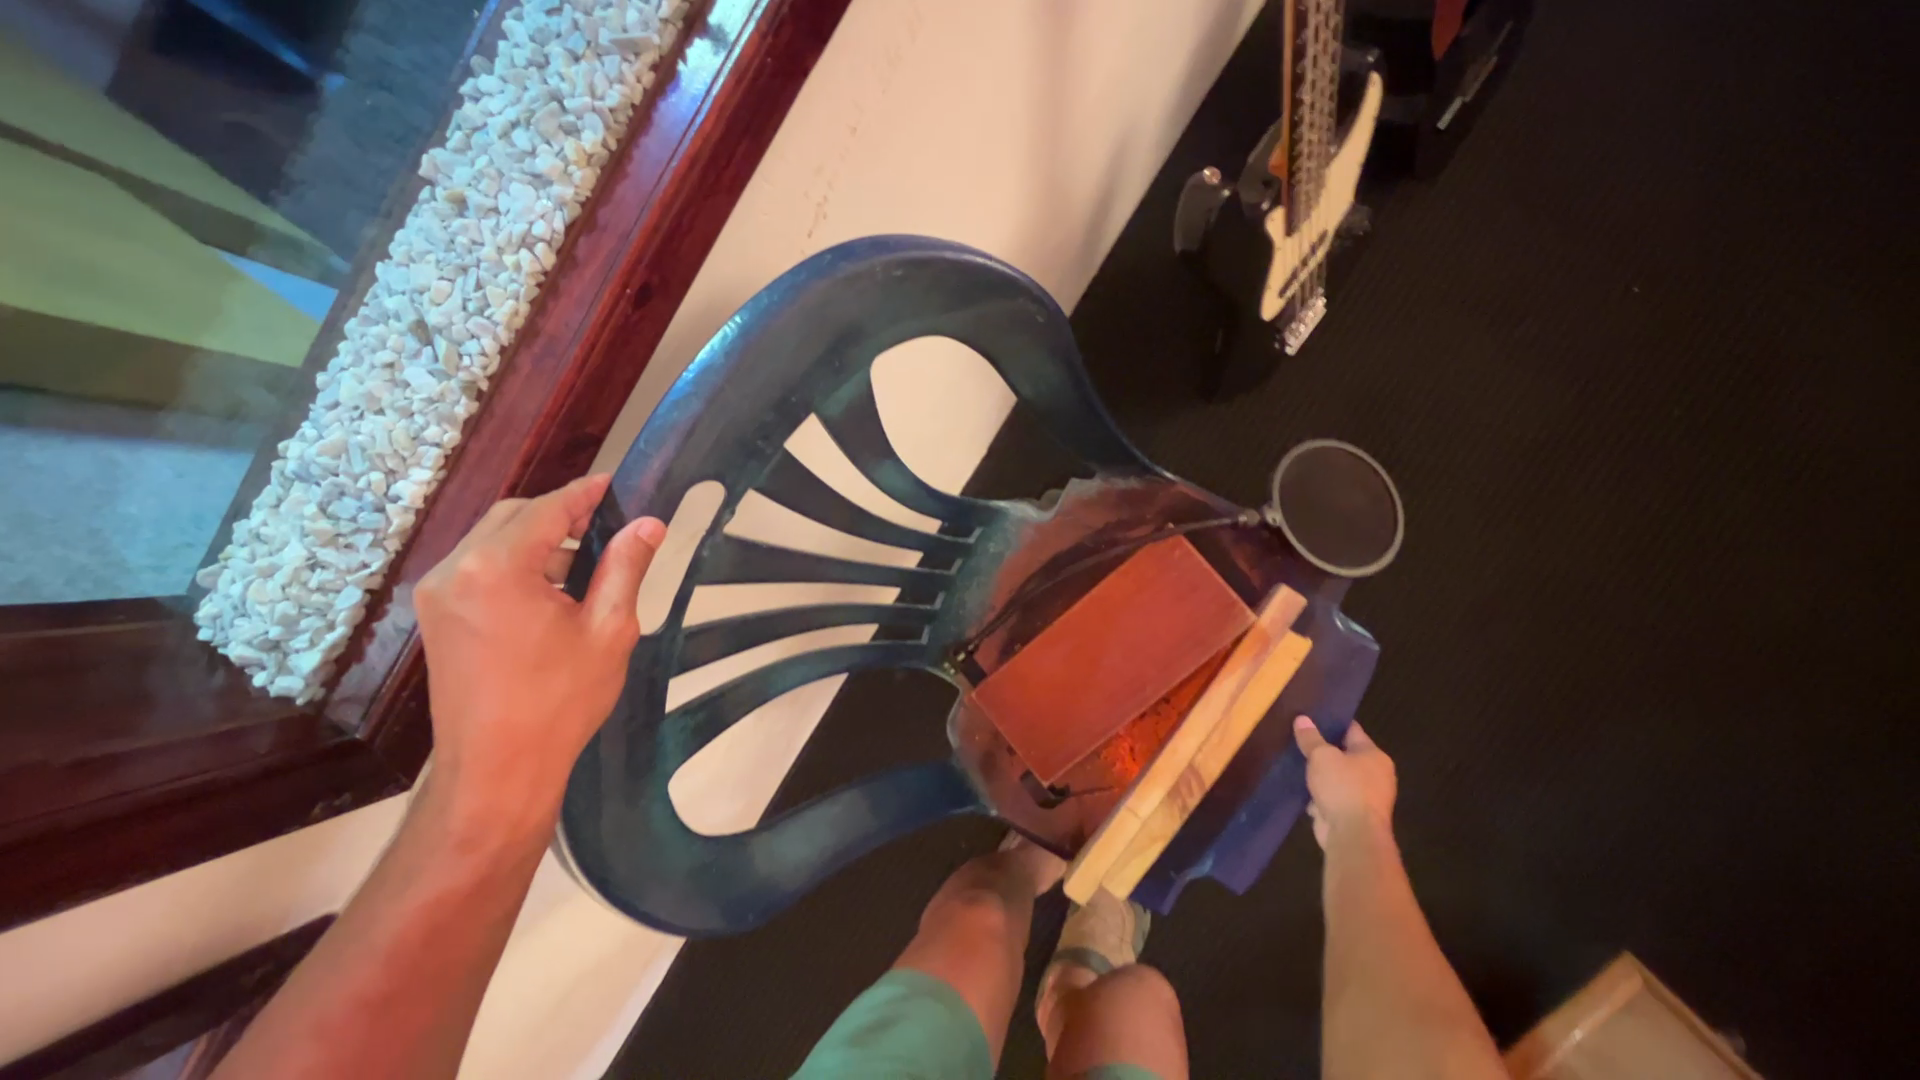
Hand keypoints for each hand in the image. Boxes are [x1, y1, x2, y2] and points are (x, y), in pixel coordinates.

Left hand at [415, 474, 664, 819]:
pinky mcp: (435, 615)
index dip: (586, 494)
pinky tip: (549, 593)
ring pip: (491, 540)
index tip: (616, 486)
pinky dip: (514, 565)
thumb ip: (625, 567)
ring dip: (537, 541)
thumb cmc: (560, 701)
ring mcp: (437, 593)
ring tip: (584, 569)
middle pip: (512, 516)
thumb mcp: (607, 630)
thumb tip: (648, 524)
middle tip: (607, 529)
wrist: (496, 768)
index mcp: (496, 568)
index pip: (547, 509)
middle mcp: (454, 569)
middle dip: (559, 515)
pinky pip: (477, 567)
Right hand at [1293, 715, 1395, 848]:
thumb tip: (1302, 718)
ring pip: (1338, 779)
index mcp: (1375, 756)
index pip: (1352, 730)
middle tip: (1299, 739)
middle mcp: (1376, 775)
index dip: (1332, 722)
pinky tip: (1302, 791)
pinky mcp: (1354, 815)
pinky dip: (1320, 796)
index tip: (1312, 717)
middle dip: (1324, 751)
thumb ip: (1311, 738)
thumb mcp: (1322, 756)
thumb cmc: (1343, 787)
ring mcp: (1366, 797)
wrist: (1352, 834)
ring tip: (1296, 764)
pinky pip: (1334, 799)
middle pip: (1345, 755)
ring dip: (1321, 776)